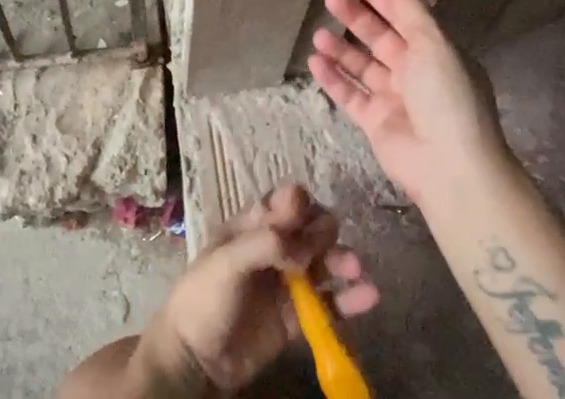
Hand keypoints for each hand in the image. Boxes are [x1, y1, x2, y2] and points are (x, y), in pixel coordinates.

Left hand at [144, 185, 378, 393]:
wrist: (195, 361)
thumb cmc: (203, 300)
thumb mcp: (226, 262)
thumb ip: (265, 242)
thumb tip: (307, 234)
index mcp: (249, 228)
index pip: (282, 204)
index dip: (298, 206)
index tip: (305, 216)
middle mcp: (271, 251)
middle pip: (309, 230)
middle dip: (324, 232)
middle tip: (324, 247)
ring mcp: (285, 284)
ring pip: (323, 264)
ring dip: (341, 260)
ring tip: (354, 268)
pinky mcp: (296, 318)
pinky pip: (328, 304)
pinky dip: (349, 299)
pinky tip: (368, 296)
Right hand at [308, 0, 509, 205]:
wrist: (449, 165)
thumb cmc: (446, 96)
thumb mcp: (431, 42)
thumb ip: (407, 3)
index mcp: (435, 50)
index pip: (404, 13)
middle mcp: (415, 71)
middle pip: (380, 37)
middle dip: (356, 17)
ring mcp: (394, 98)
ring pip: (361, 65)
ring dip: (340, 48)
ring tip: (317, 33)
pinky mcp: (375, 122)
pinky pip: (349, 94)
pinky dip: (332, 78)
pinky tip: (315, 61)